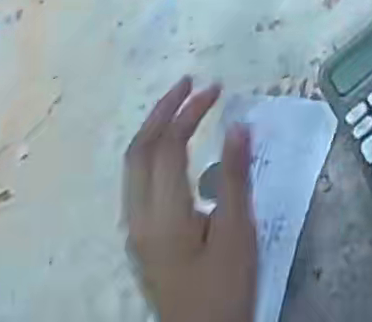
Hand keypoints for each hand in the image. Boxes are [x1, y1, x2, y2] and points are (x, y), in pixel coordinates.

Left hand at [124, 77, 255, 321]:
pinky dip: (154, 150)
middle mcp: (139, 219)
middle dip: (162, 110)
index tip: (217, 89)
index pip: (168, 146)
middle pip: (138, 151)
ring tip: (182, 104)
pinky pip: (139, 180)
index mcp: (163, 215)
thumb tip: (238, 123)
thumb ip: (235, 176)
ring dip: (155, 128)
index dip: (190, 111)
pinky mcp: (143, 239)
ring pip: (133, 166)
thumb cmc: (225, 288)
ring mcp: (136, 231)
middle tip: (190, 83)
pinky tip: (174, 146)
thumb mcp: (238, 231)